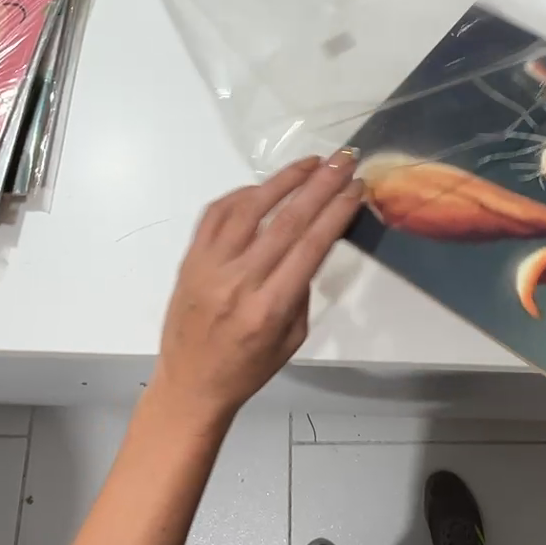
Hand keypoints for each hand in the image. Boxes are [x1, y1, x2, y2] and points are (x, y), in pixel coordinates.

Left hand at [151, 152, 363, 426]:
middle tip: (343, 159)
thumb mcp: (292, 338)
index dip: (336, 211)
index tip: (356, 186)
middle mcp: (239, 280)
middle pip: (286, 220)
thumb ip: (302, 288)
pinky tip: (264, 186)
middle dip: (320, 185)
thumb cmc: (249, 368)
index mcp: (269, 307)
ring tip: (310, 162)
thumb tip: (310, 241)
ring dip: (283, 180)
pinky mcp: (190, 258)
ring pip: (249, 208)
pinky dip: (242, 194)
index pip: (310, 246)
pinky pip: (216, 213)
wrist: (189, 384)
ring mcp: (209, 265)